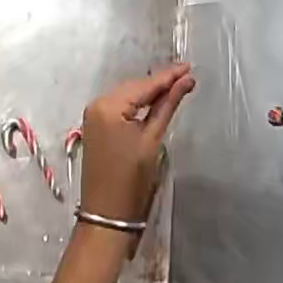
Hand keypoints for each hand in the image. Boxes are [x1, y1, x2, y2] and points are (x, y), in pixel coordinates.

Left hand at [79, 64, 194, 224]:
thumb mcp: (152, 139)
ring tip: (175, 85)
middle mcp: (97, 104)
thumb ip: (168, 105)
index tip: (188, 66)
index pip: (144, 85)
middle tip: (186, 76)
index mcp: (109, 106)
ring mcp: (93, 114)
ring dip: (149, 92)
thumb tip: (186, 80)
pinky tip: (154, 101)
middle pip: (134, 87)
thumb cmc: (132, 180)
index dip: (168, 76)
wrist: (107, 215)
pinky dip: (137, 103)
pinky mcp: (95, 124)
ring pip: (127, 95)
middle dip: (159, 82)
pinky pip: (119, 105)